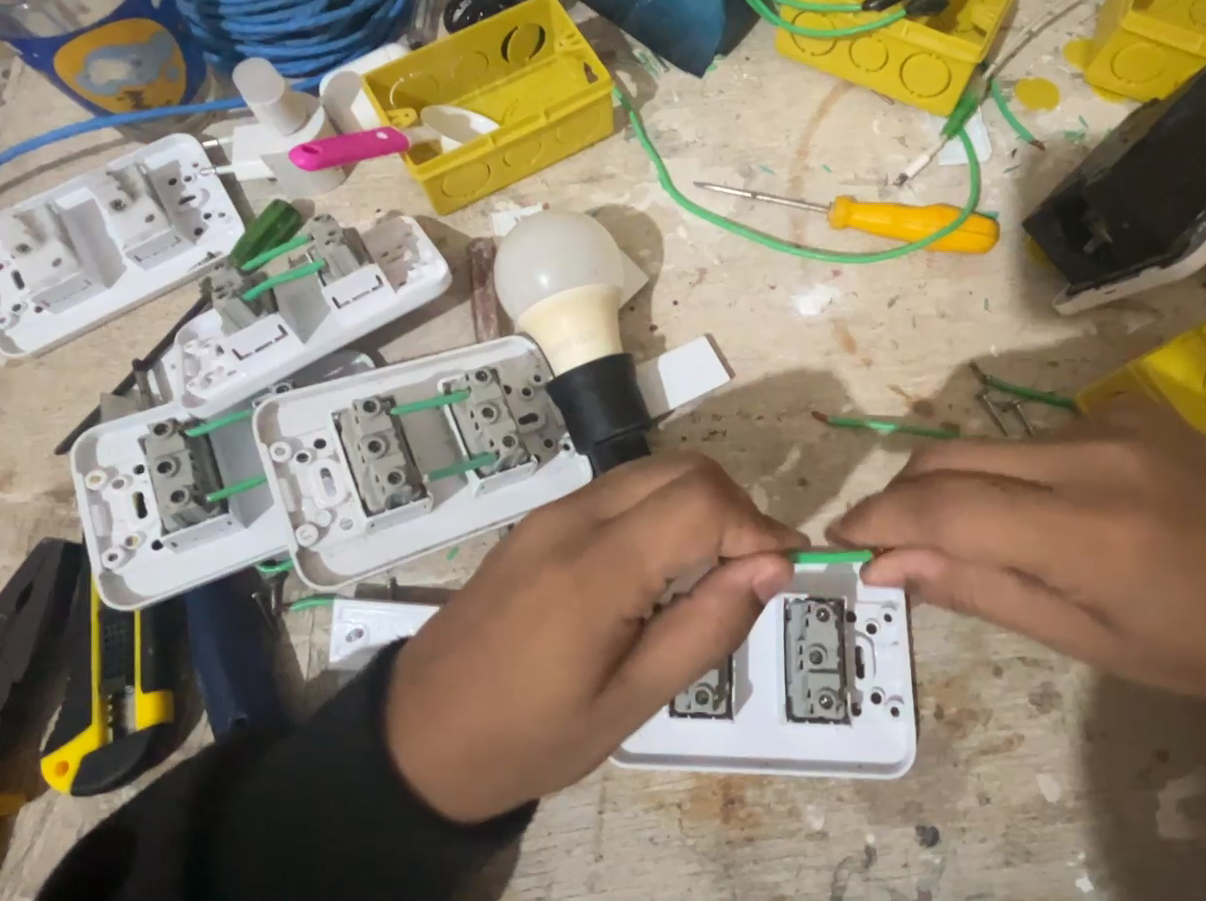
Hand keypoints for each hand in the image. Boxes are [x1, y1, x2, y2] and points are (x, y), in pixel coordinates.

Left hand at [385, 453, 797, 822]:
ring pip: (652, 472)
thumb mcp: (629, 703)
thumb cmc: (529, 735)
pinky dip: (661, 509)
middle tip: (753, 571)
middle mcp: (573, 519)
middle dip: (734, 508)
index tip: (786, 570)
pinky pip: (619, 490)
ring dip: (699, 505)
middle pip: (682, 470)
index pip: (701, 502)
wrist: (420, 733)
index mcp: (595, 568)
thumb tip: (773, 567)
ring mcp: (551, 513)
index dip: (757, 527)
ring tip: (713, 570)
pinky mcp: (539, 521)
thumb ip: (705, 628)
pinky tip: (662, 565)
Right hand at [832, 399, 1205, 806]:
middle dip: (898, 498)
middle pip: (946, 456)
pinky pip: (1032, 434)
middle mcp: (1093, 456)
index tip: (841, 545)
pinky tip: (1037, 506)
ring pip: (984, 443)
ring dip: (953, 485)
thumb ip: (978, 590)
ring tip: (966, 535)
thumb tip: (886, 564)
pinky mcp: (1130, 407)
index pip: (943, 508)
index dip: (878, 522)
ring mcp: (1113, 421)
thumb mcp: (1086, 642)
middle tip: (884, 543)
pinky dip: (1006, 470)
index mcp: (1089, 532)